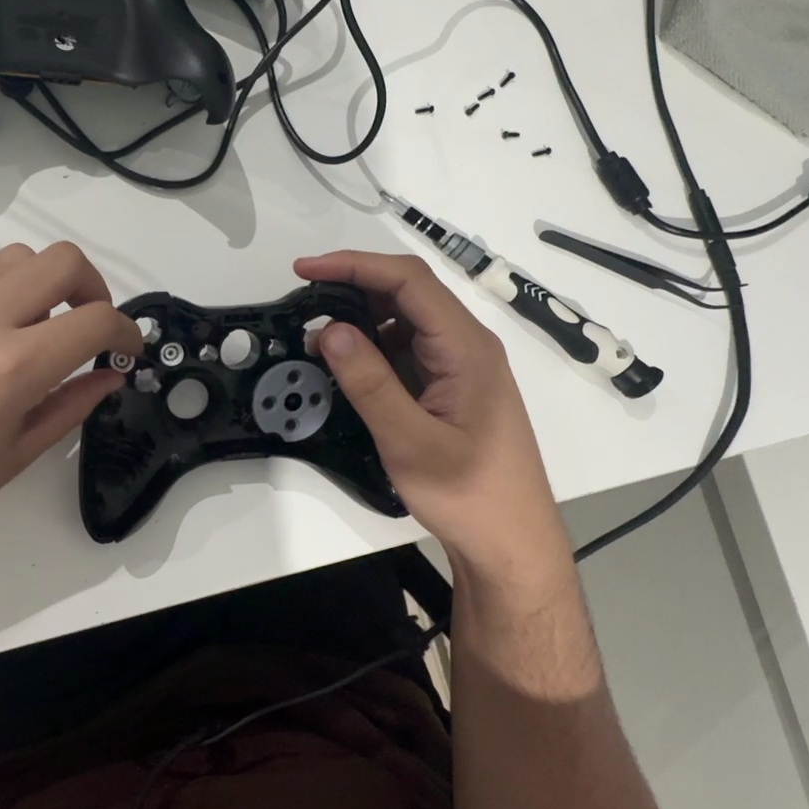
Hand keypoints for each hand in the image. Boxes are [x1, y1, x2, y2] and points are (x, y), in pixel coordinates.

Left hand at [0, 242, 140, 596]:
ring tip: (36, 324)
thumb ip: (70, 404)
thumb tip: (111, 373)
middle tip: (90, 327)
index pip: (96, 320)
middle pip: (63, 262)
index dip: (127, 331)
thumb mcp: (15, 454)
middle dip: (93, 290)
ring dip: (42, 281)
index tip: (127, 349)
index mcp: (13, 367)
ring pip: (16, 255)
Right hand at [294, 252, 568, 570]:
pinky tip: (342, 370)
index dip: (354, 266)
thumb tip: (329, 331)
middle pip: (406, 295)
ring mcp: (457, 369)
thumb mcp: (409, 441)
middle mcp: (465, 347)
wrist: (509, 542)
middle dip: (350, 290)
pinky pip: (404, 354)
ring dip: (357, 324)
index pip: (408, 282)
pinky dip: (369, 353)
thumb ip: (369, 383)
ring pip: (403, 324)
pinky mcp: (448, 390)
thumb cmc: (467, 493)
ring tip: (312, 343)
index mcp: (465, 348)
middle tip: (299, 305)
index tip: (303, 270)